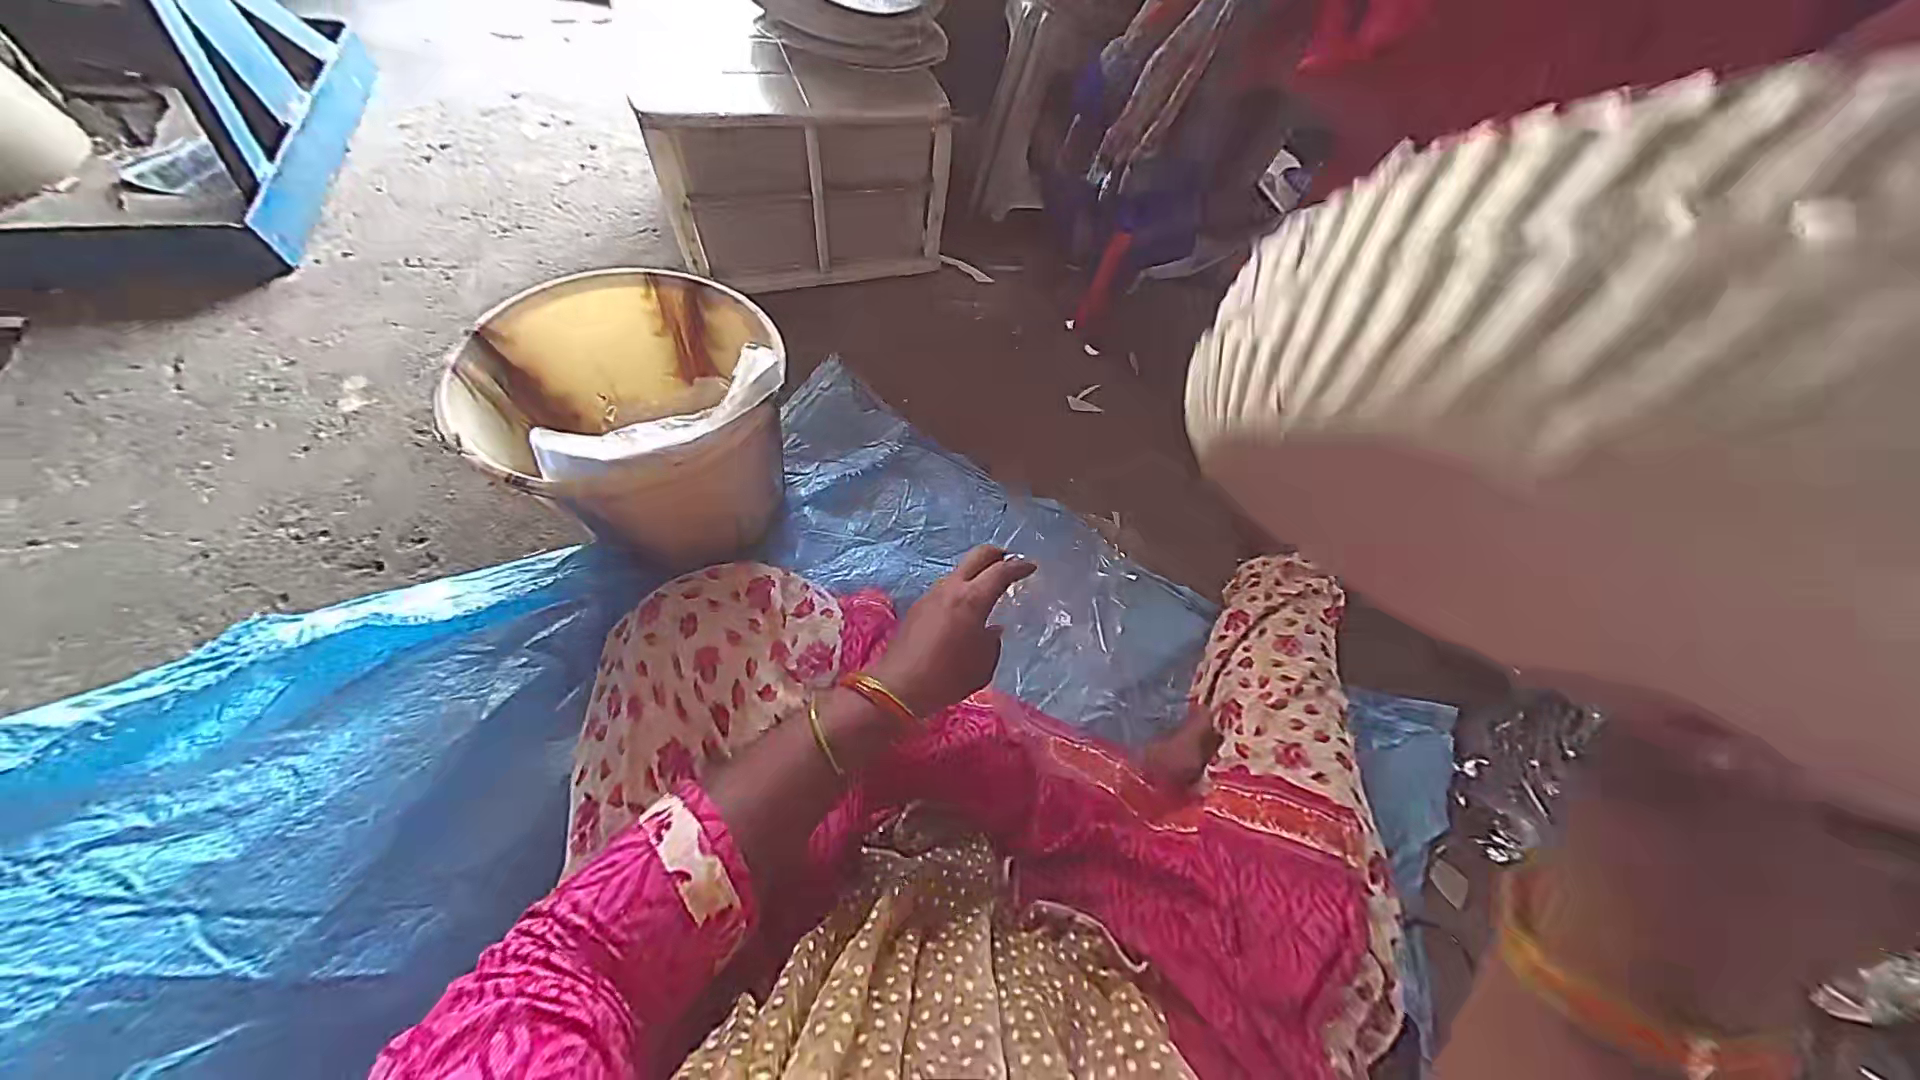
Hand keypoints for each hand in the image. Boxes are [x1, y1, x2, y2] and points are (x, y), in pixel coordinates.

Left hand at [866, 545, 1035, 715]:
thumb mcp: (983, 664)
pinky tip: (964, 608)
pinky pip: (946, 588)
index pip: (1001, 571)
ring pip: (960, 571)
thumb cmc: (948, 677)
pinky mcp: (919, 605)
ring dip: (976, 572)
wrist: (900, 686)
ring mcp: (932, 594)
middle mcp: (951, 588)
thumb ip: (992, 641)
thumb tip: (991, 629)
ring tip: (987, 589)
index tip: (1031, 567)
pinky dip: (961, 588)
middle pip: (978, 555)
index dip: (1019, 566)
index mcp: (972, 599)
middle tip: (1010, 562)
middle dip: (997, 554)